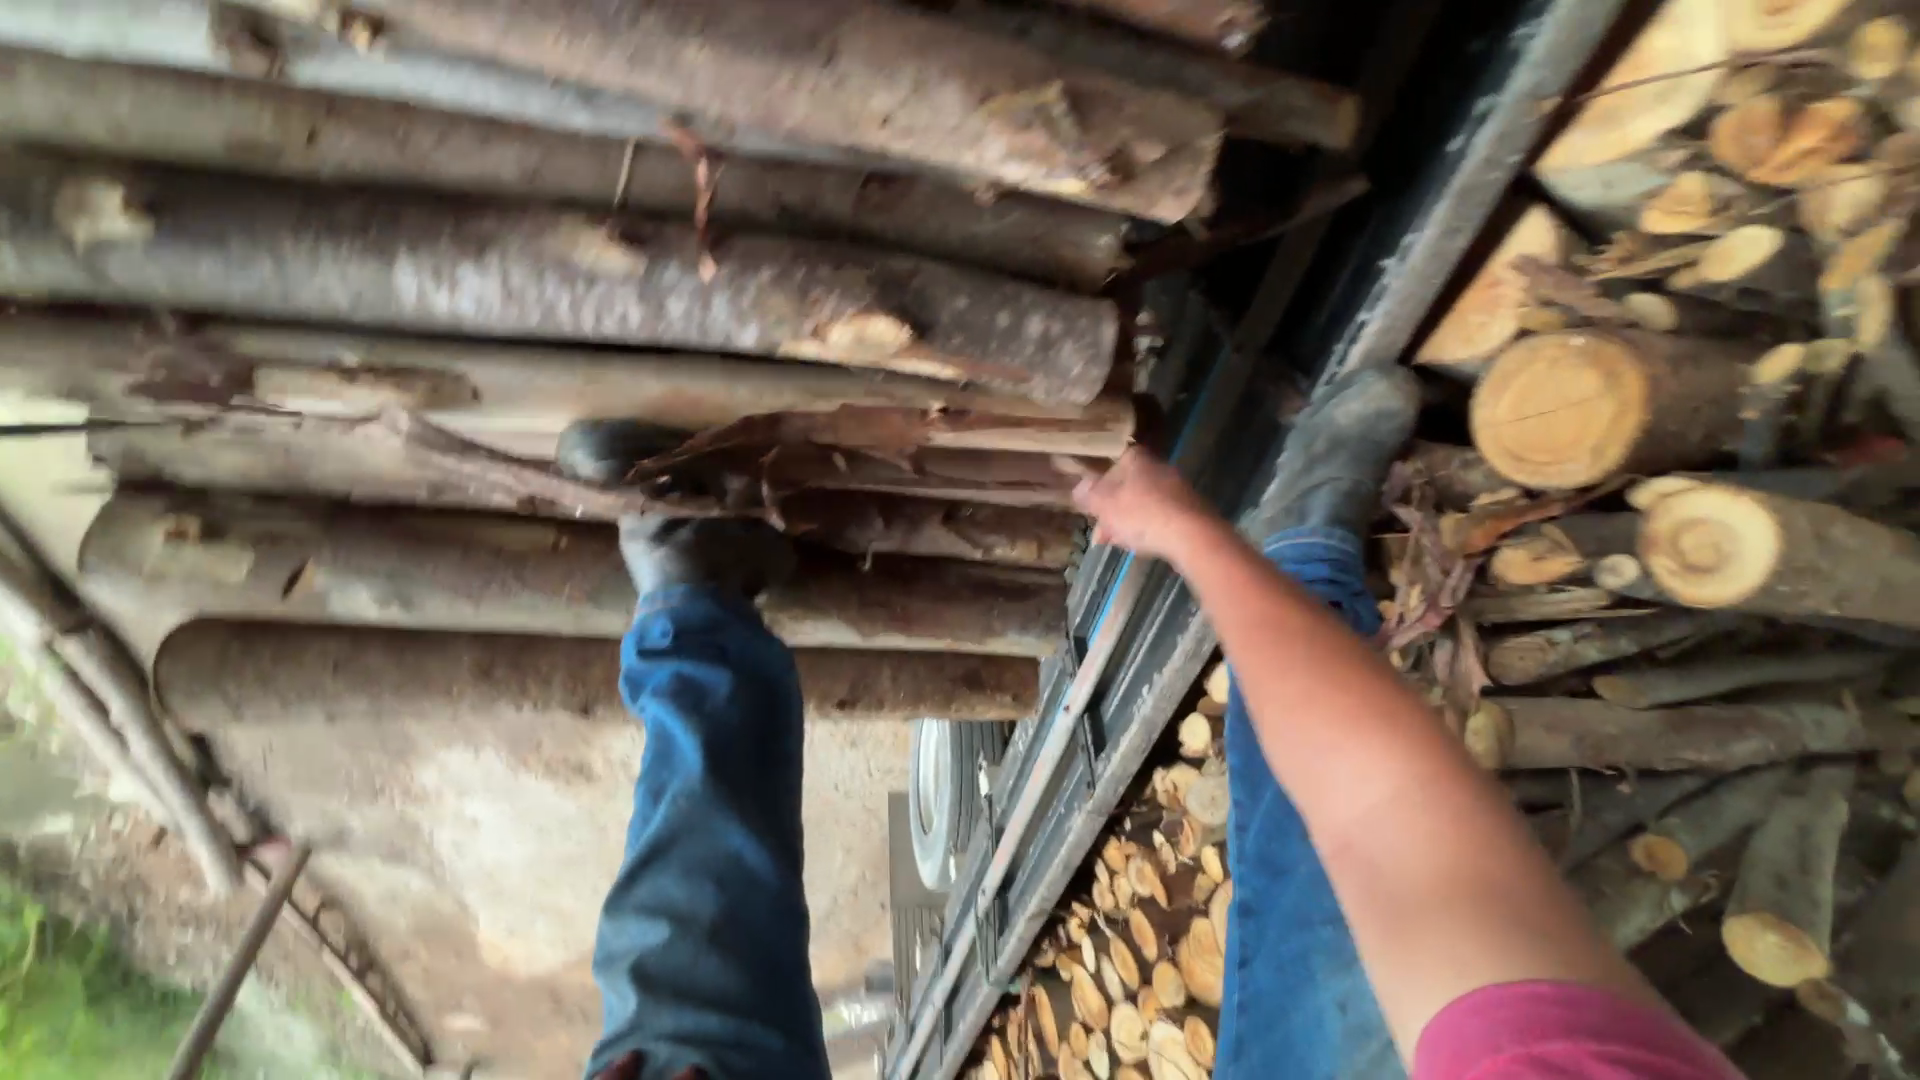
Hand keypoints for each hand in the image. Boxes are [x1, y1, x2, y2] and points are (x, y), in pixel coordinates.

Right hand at [1063, 447, 1222, 560]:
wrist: (1192, 536)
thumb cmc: (1142, 514)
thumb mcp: (1105, 505)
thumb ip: (1088, 494)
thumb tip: (1078, 486)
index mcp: (1138, 460)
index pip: (1115, 463)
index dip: (1101, 484)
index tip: (1093, 505)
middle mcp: (1160, 468)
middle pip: (1129, 487)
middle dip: (1113, 510)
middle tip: (1102, 533)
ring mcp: (1178, 489)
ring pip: (1144, 504)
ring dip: (1129, 522)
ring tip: (1119, 544)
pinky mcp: (1191, 511)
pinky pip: (1162, 517)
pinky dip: (1150, 529)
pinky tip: (1142, 546)